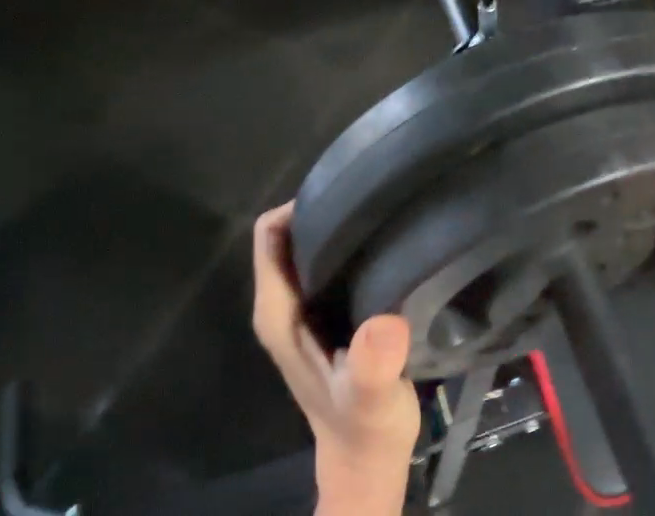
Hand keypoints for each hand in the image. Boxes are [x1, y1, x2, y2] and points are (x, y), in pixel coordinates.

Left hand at [252, 203, 419, 510]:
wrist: (368, 458)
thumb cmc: (365, 426)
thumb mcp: (371, 397)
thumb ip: (372, 365)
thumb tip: (384, 325)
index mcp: (278, 312)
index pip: (269, 234)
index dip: (300, 206)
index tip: (349, 196)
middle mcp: (283, 304)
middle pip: (289, 234)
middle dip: (324, 210)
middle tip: (374, 199)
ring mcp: (302, 310)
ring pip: (309, 247)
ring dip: (338, 228)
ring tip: (383, 215)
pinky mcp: (323, 315)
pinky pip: (328, 264)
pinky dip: (349, 249)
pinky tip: (385, 246)